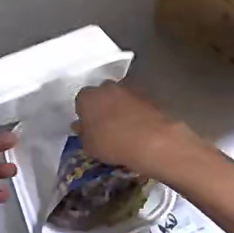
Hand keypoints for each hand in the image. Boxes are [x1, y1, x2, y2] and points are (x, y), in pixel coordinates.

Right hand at [74, 82, 202, 179]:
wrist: (153, 140)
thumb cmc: (113, 143)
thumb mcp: (90, 145)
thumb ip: (83, 133)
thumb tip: (80, 126)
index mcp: (88, 97)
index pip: (81, 101)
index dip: (84, 113)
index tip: (89, 126)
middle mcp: (107, 87)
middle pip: (101, 94)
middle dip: (102, 106)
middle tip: (105, 125)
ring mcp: (129, 89)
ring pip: (120, 96)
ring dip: (120, 107)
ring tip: (124, 127)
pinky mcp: (148, 95)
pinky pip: (136, 102)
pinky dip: (136, 110)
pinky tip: (139, 126)